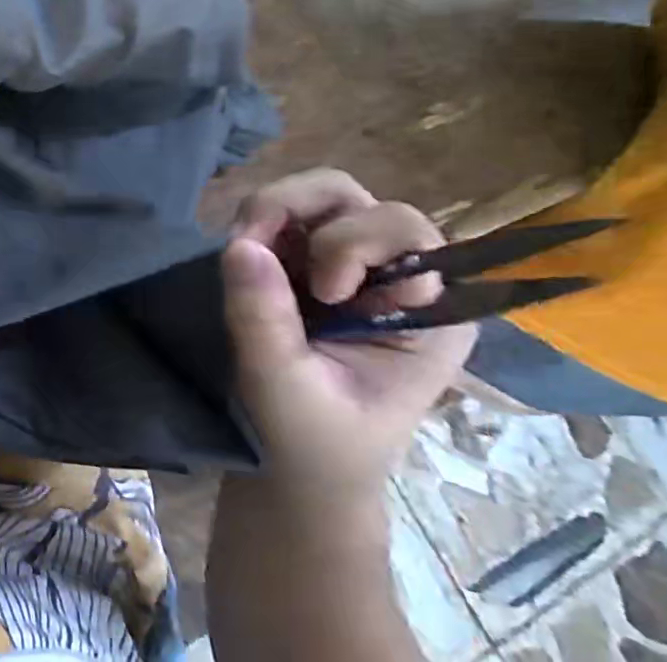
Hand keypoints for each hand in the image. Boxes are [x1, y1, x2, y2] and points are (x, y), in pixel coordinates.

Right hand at [221, 169, 475, 511]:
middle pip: (352, 197)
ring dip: (269, 213)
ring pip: (314, 196)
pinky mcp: (305, 263)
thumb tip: (239, 244)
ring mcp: (346, 263)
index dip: (352, 244)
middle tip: (255, 249)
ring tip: (244, 256)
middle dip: (296, 209)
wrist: (296, 470)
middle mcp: (392, 275)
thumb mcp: (285, 388)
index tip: (322, 294)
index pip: (404, 231)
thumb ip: (265, 320)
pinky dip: (255, 225)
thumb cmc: (310, 441)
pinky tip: (243, 263)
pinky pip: (282, 217)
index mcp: (426, 313)